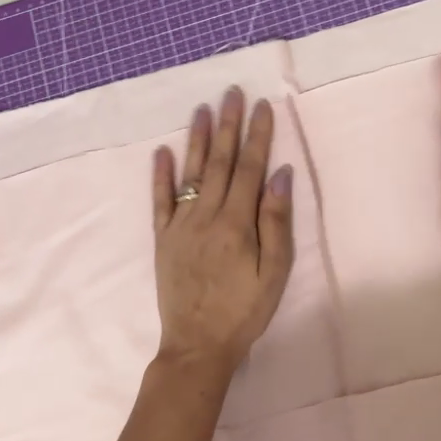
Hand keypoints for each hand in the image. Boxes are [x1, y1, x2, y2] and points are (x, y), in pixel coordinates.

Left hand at [151, 87, 294, 374]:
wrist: (197, 347)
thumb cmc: (244, 311)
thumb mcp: (275, 272)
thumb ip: (276, 222)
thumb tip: (280, 174)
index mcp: (237, 223)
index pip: (251, 168)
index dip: (258, 135)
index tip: (262, 106)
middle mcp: (207, 216)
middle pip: (221, 161)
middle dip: (228, 125)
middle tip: (231, 93)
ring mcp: (181, 226)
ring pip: (191, 172)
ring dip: (197, 138)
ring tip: (202, 108)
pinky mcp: (163, 239)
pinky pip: (160, 200)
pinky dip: (160, 175)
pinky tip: (161, 151)